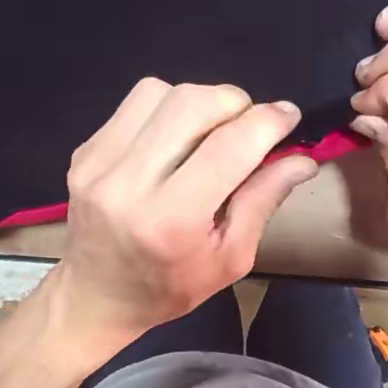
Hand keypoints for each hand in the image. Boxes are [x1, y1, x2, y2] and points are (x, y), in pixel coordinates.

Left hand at [50, 78, 318, 345]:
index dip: (268, 121)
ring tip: (207, 132)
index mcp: (170, 220)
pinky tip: (173, 139)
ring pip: (160, 92)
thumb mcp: (230, 258)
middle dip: (234, 103)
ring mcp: (99, 163)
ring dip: (198, 102)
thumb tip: (303, 158)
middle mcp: (128, 183)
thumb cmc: (170, 286)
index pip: (229, 146)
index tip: (289, 116)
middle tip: (247, 126)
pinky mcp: (84, 151)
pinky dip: (165, 109)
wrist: (96, 295)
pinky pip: (135, 104)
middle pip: (192, 103)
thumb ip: (263, 201)